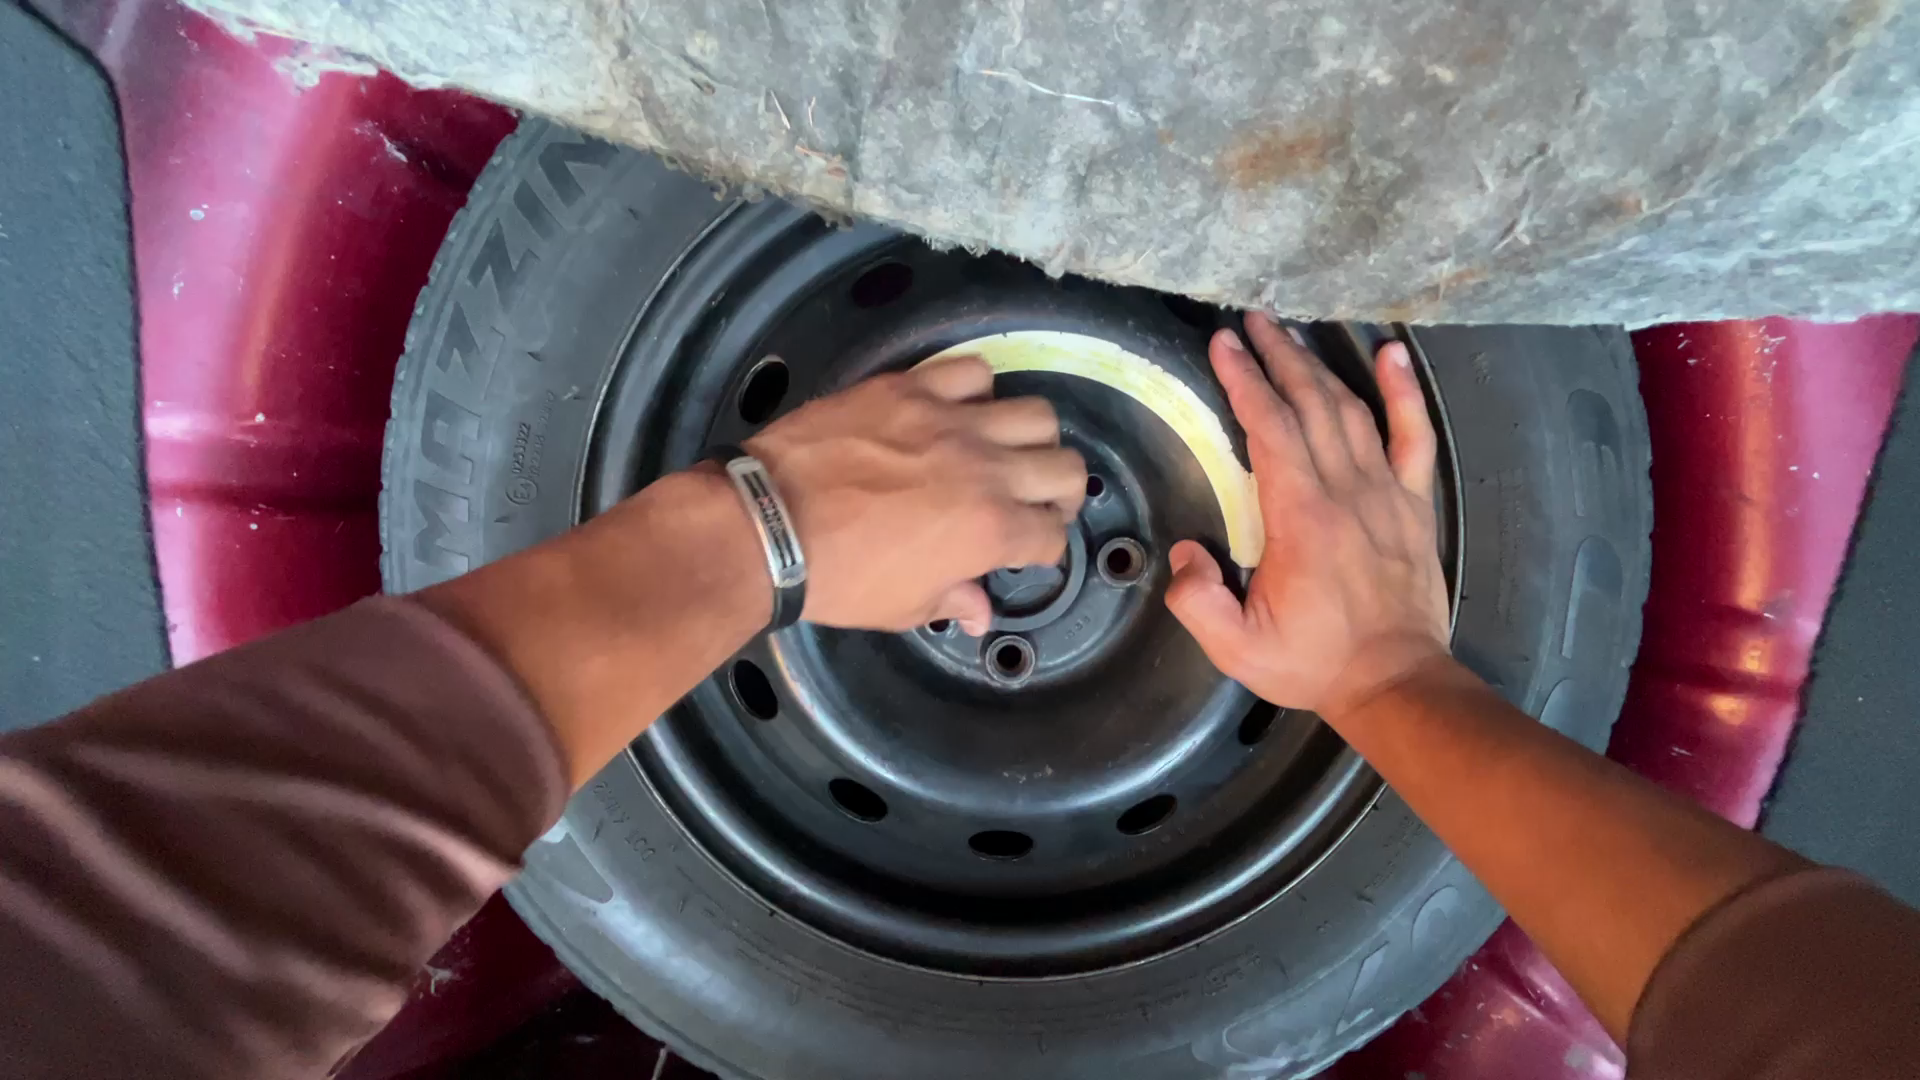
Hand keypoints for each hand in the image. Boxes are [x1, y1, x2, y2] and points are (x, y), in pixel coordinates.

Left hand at [747, 356, 1085, 635]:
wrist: (770, 522)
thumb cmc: (839, 577)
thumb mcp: (903, 606)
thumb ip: (954, 602)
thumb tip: (980, 612)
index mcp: (990, 530)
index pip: (1051, 533)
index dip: (1046, 546)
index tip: (1029, 547)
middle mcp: (986, 469)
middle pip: (1065, 467)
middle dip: (1061, 491)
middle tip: (1037, 500)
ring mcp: (950, 421)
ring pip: (1035, 412)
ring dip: (1031, 438)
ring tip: (1006, 449)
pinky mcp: (911, 387)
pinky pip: (971, 371)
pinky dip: (978, 390)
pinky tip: (961, 409)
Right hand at [1164, 314, 1448, 718]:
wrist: (1395, 681)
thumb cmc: (1310, 661)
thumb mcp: (1236, 647)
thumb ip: (1198, 600)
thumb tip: (1186, 552)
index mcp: (1300, 517)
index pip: (1269, 429)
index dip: (1244, 381)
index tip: (1223, 345)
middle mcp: (1345, 491)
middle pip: (1308, 404)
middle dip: (1276, 357)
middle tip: (1251, 320)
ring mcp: (1385, 493)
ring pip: (1350, 410)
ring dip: (1317, 366)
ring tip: (1289, 333)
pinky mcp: (1412, 504)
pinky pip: (1412, 435)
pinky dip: (1403, 393)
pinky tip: (1390, 357)